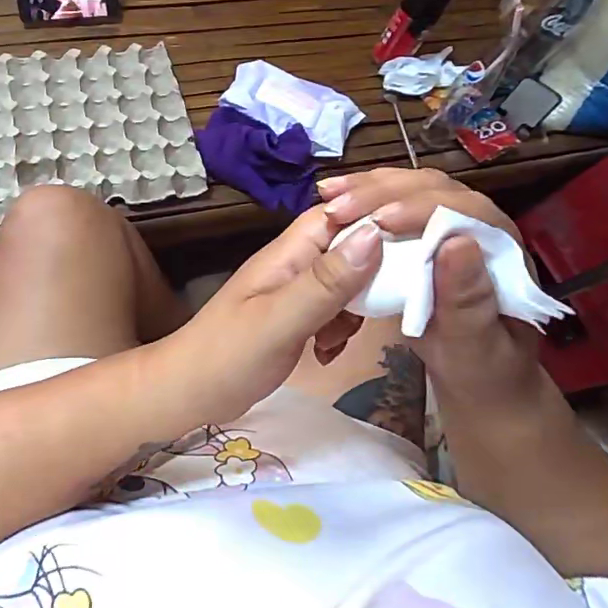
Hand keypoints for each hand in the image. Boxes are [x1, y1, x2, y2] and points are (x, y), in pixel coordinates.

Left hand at [163, 206, 382, 422]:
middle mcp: (293, 264)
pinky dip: (340, 329)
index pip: (340, 214)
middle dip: (375, 272)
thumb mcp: (279, 321)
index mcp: (287, 253)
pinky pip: (333, 311)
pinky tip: (328, 353)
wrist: (187, 394)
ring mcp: (293, 291)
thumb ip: (326, 283)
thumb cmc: (227, 355)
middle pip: (349, 247)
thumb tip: (375, 234)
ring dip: (358, 308)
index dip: (379, 216)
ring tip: (342, 339)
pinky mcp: (295, 318)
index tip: (420, 237)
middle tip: (388, 303)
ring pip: (346, 282)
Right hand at [317, 168, 543, 402]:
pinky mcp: (422, 229)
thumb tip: (456, 244)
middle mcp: (478, 225)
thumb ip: (469, 301)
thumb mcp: (476, 346)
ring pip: (410, 187)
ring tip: (327, 194)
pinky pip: (392, 201)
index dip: (421, 208)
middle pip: (432, 188)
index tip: (378, 221)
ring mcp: (449, 223)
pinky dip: (362, 196)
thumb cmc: (479, 367)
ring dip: (367, 187)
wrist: (474, 374)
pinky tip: (333, 198)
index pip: (464, 210)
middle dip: (383, 191)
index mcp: (501, 248)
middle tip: (337, 208)